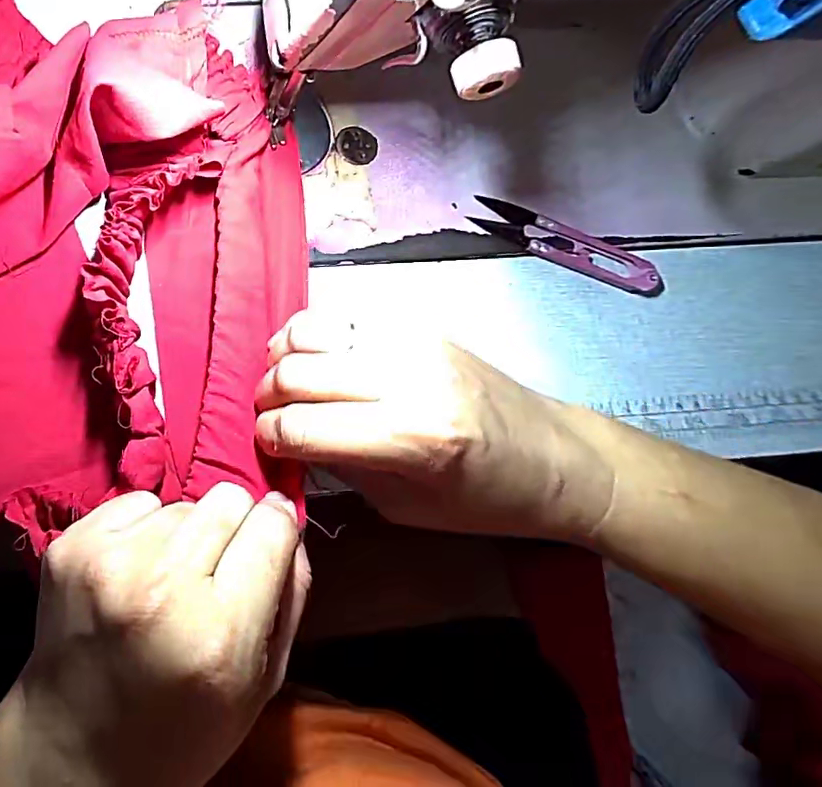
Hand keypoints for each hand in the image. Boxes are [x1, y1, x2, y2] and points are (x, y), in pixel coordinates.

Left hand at [1, 484, 309, 786]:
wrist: (74, 744)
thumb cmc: (181, 727)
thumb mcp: (258, 685)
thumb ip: (287, 596)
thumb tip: (286, 515)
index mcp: (217, 630)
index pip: (270, 526)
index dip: (277, 528)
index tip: (270, 536)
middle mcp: (159, 582)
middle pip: (226, 499)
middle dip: (233, 526)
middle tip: (216, 568)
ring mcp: (106, 558)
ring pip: (178, 503)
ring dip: (183, 534)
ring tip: (167, 582)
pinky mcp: (71, 543)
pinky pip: (132, 502)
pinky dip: (141, 528)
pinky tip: (131, 571)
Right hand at [253, 310, 621, 542]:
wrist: (559, 456)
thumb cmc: (486, 499)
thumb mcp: (404, 506)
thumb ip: (339, 466)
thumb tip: (287, 436)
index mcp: (413, 439)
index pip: (304, 427)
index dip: (269, 435)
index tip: (263, 441)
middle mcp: (409, 378)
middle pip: (297, 374)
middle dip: (266, 397)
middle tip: (267, 413)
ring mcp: (411, 340)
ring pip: (308, 332)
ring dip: (280, 358)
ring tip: (283, 380)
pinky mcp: (414, 321)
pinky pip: (337, 315)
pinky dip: (308, 334)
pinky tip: (308, 354)